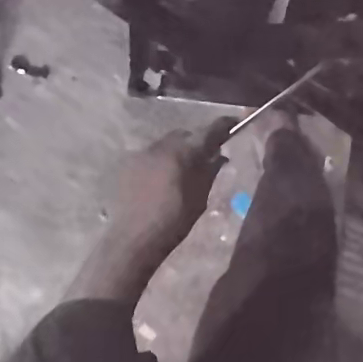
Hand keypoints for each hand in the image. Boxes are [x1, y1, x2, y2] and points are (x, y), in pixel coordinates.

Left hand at [66, 121, 232, 304]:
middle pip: (185, 134)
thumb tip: (219, 156)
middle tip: (208, 154)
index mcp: (183, 152)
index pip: (209, 130)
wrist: (134, 237)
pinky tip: (163, 178)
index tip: (233, 124)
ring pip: (167, 143)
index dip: (224, 125)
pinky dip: (162, 160)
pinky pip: (151, 155)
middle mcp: (162, 145)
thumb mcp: (200, 198)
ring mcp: (142, 153)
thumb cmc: (173, 221)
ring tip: (185, 168)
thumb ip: (210, 171)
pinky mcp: (128, 164)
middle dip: (198, 140)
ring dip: (178, 150)